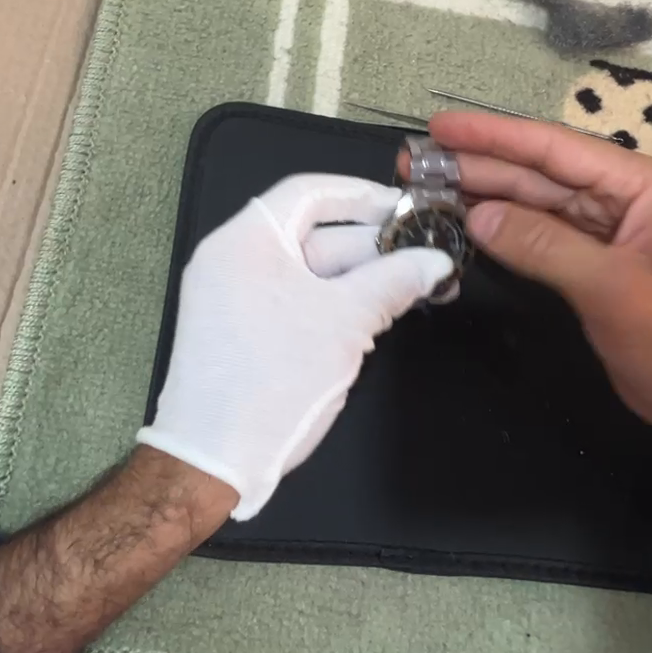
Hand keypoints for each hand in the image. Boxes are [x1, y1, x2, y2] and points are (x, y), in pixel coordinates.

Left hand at [138, 174, 454, 519]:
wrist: (212, 460)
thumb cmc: (276, 378)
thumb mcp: (345, 323)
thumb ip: (394, 282)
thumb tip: (438, 260)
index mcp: (245, 240)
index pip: (308, 192)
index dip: (362, 194)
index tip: (407, 208)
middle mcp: (234, 258)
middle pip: (313, 234)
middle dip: (374, 247)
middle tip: (428, 258)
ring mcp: (235, 296)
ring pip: (309, 273)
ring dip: (362, 279)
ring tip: (418, 288)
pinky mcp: (242, 329)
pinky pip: (295, 300)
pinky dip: (336, 303)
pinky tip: (380, 314)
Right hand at [427, 111, 651, 444]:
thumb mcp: (613, 288)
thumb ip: (543, 245)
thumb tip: (475, 215)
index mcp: (642, 186)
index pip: (555, 149)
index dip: (493, 136)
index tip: (438, 127)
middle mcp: (622, 199)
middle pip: (539, 173)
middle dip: (478, 166)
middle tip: (415, 163)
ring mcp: (606, 233)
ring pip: (534, 205)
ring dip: (483, 196)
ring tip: (426, 187)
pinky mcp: (592, 266)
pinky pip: (539, 237)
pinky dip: (502, 232)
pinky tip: (465, 223)